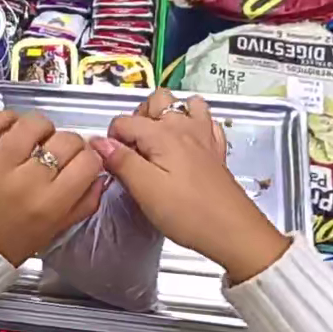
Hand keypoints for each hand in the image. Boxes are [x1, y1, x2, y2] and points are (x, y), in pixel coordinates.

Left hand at [0, 110, 107, 263]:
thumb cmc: (18, 239)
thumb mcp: (59, 227)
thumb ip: (86, 201)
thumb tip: (100, 173)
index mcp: (51, 204)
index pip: (88, 162)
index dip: (91, 157)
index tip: (83, 161)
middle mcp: (26, 182)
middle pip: (65, 141)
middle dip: (70, 143)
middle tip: (61, 152)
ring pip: (32, 124)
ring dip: (42, 127)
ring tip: (38, 138)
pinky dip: (9, 119)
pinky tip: (14, 130)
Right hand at [91, 90, 289, 281]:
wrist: (232, 230)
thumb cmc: (189, 213)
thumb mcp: (145, 189)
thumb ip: (121, 161)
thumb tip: (99, 143)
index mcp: (163, 135)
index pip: (124, 121)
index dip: (111, 139)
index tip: (111, 161)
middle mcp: (185, 128)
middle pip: (156, 101)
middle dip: (138, 118)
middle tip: (131, 149)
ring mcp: (204, 137)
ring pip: (183, 105)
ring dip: (167, 115)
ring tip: (156, 141)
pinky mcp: (216, 152)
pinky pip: (205, 122)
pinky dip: (193, 124)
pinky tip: (185, 144)